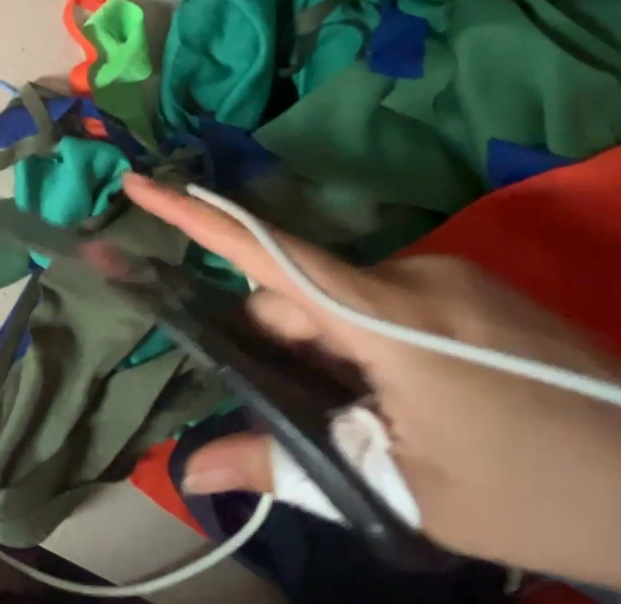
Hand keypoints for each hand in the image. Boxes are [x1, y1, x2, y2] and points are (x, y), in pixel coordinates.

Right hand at [124, 174, 620, 585]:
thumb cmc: (542, 493)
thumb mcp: (407, 493)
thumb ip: (288, 469)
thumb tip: (191, 471)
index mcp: (387, 317)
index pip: (265, 253)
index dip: (193, 216)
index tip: (134, 182)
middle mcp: (414, 276)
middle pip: (301, 293)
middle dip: (287, 343)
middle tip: (327, 414)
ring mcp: (454, 280)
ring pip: (344, 302)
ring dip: (333, 349)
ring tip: (388, 419)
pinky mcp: (482, 292)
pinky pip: (389, 303)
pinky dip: (374, 343)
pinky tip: (425, 401)